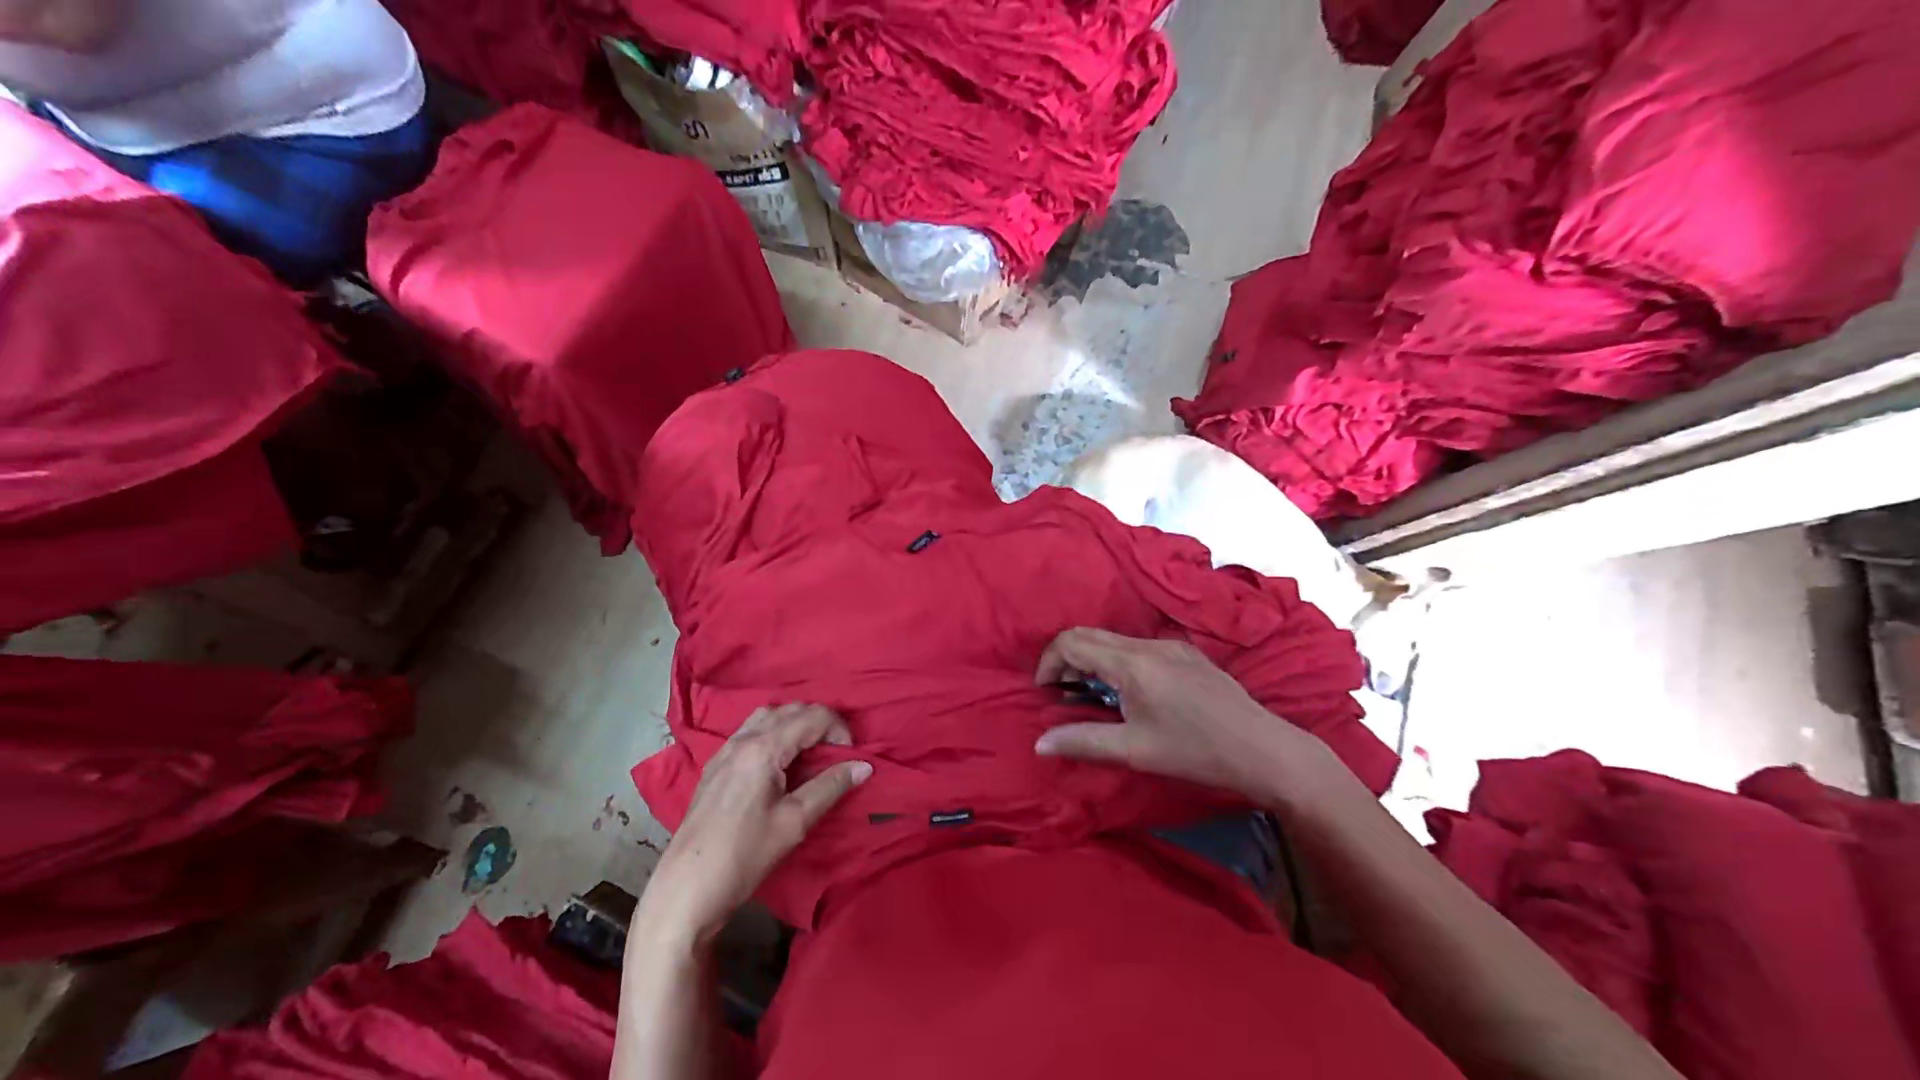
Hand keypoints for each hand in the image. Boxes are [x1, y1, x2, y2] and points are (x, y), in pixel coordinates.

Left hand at [637, 704, 870, 945]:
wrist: (686, 889)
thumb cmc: (745, 855)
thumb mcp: (795, 822)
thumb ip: (830, 787)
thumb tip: (864, 766)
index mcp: (763, 747)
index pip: (813, 716)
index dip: (840, 730)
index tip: (851, 758)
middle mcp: (742, 739)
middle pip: (790, 710)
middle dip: (820, 723)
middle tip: (837, 755)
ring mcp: (724, 751)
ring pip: (768, 716)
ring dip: (795, 725)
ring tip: (811, 755)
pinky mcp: (715, 767)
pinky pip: (750, 732)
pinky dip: (774, 734)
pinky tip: (780, 764)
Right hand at [1033, 628, 1341, 804]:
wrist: (1264, 750)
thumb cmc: (1195, 752)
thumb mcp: (1134, 751)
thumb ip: (1082, 741)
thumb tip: (1039, 743)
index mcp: (1132, 663)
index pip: (1072, 642)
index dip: (1048, 663)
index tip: (1044, 693)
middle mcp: (1149, 644)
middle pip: (1090, 635)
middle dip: (1066, 660)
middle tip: (1062, 694)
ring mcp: (1172, 646)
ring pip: (1114, 640)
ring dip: (1092, 661)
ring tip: (1092, 697)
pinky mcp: (1188, 655)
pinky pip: (1137, 647)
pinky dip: (1117, 662)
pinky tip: (1129, 694)